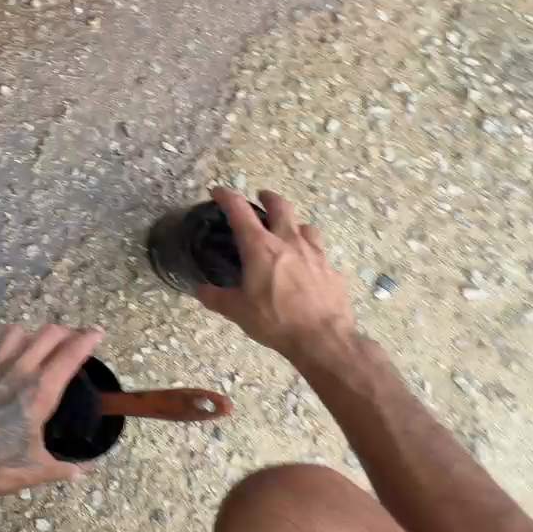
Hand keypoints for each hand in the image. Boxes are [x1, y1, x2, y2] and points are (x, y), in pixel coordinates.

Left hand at [0, 324, 104, 497]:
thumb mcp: (36, 470)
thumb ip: (64, 468)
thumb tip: (85, 471)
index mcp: (40, 393)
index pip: (69, 355)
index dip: (87, 339)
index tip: (98, 332)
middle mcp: (20, 371)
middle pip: (48, 334)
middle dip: (67, 333)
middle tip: (77, 342)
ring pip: (22, 331)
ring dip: (38, 334)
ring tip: (46, 346)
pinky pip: (0, 342)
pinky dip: (14, 341)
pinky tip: (17, 355)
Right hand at [194, 187, 356, 359]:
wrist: (324, 340)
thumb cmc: (275, 320)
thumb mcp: (237, 311)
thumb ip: (215, 297)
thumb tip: (200, 290)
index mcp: (260, 247)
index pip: (239, 211)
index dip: (227, 196)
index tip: (218, 191)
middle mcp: (288, 242)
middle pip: (281, 207)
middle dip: (269, 198)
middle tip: (262, 197)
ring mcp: (315, 254)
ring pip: (306, 226)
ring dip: (295, 224)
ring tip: (289, 231)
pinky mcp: (332, 270)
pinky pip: (321, 252)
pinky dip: (311, 251)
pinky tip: (307, 265)